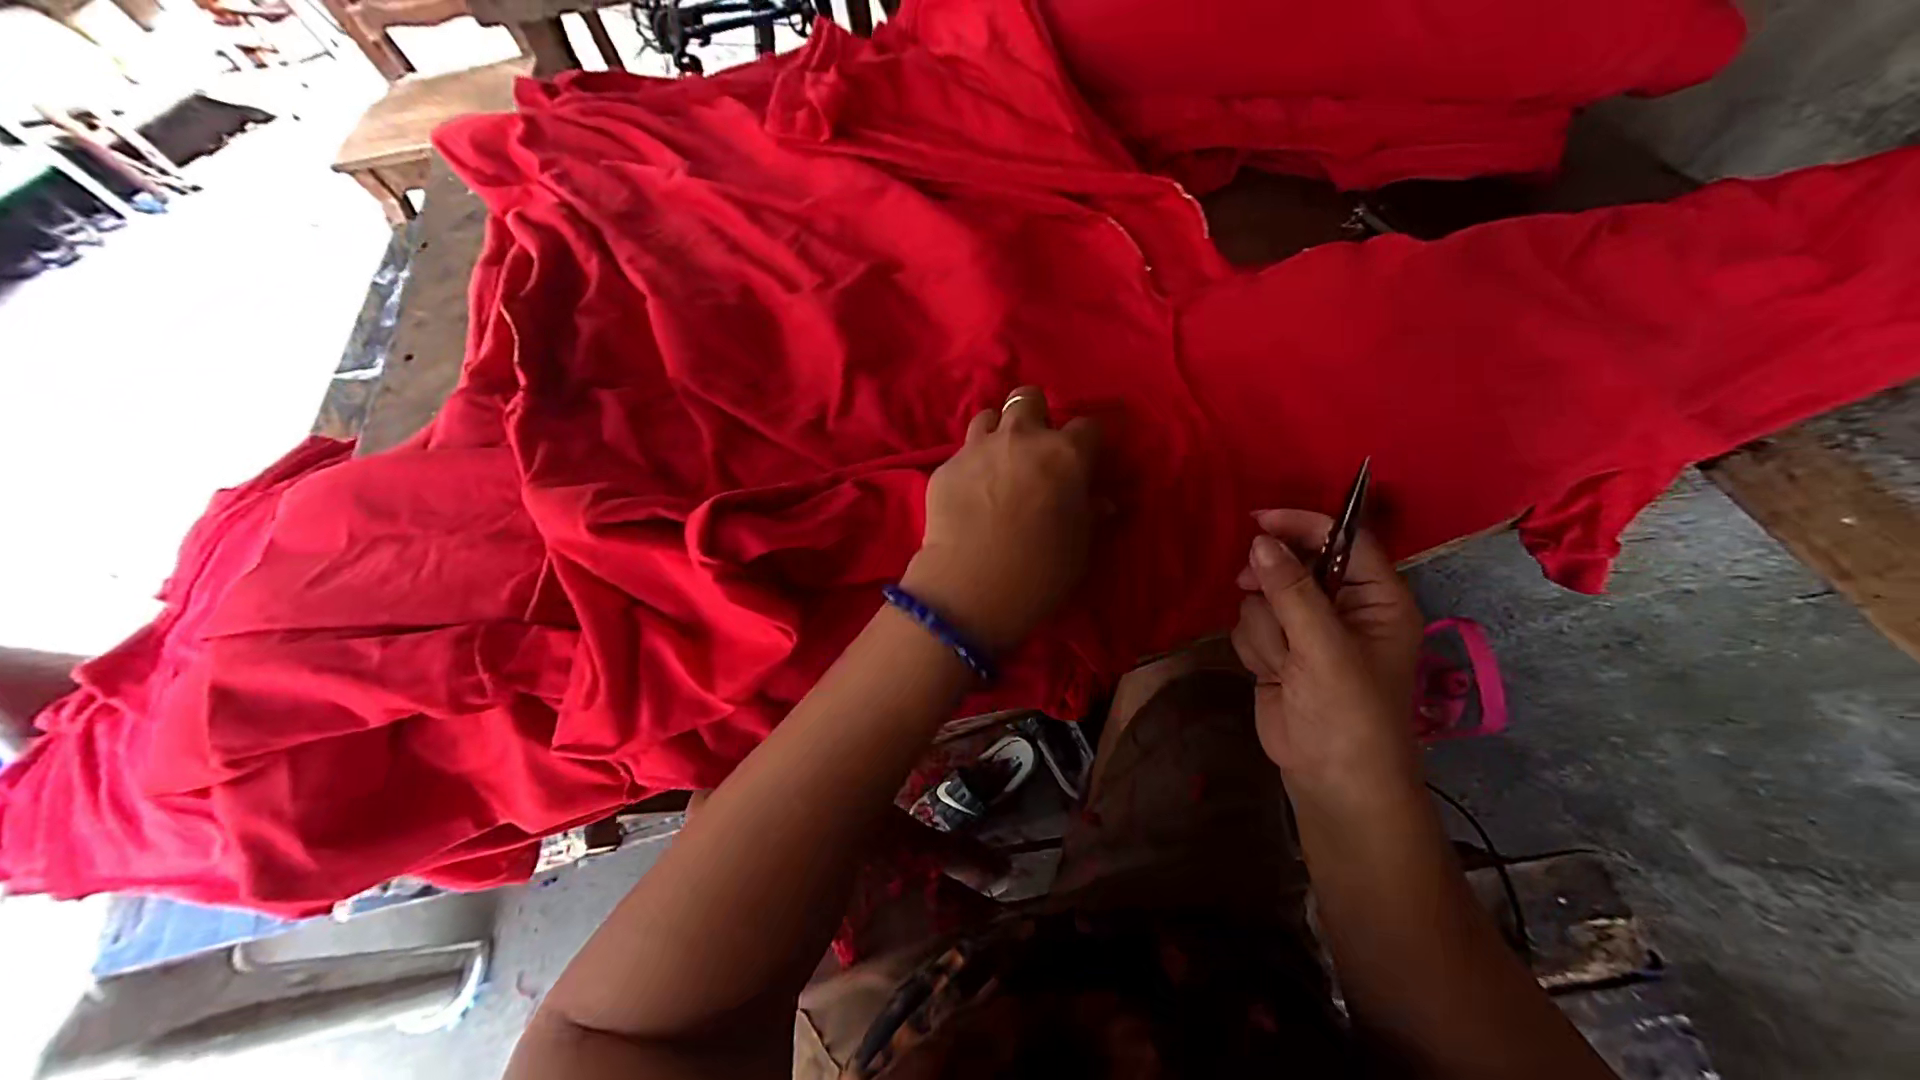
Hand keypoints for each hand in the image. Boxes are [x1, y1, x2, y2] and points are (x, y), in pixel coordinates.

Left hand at [901, 386, 1099, 652]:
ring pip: (988, 415)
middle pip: (1029, 398)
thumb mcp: (1080, 546)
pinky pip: (961, 453)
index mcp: (1065, 453)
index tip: (1085, 462)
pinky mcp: (945, 467)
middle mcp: (1021, 438)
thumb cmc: (1041, 570)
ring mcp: (978, 448)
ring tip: (998, 462)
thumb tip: (1102, 501)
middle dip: (1036, 415)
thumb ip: (1091, 514)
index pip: (1089, 426)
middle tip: (1035, 449)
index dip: (1088, 443)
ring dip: (998, 432)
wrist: (973, 586)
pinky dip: (970, 465)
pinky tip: (969, 493)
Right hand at [1231, 510, 1424, 796]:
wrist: (1330, 779)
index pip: (1343, 540)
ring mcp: (1307, 630)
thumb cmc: (1350, 714)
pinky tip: (1271, 673)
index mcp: (1377, 599)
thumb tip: (1260, 542)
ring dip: (1265, 628)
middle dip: (1272, 585)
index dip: (1303, 525)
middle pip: (1293, 564)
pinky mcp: (1279, 650)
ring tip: (1284, 663)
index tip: (1259, 521)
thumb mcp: (1326, 649)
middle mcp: (1342, 607)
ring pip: (1263, 597)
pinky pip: (1250, 624)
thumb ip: (1293, 592)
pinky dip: (1255, 646)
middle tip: (1252, 589)